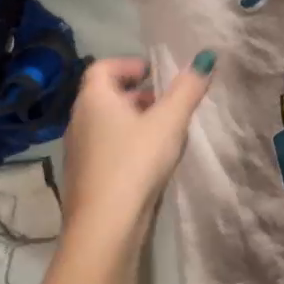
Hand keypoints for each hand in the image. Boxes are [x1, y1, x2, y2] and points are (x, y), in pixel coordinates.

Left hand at [61, 52, 215, 240]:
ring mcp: (78, 151)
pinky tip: (150, 162)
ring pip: (107, 124)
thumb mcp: (169, 121)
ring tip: (165, 132)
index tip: (156, 73)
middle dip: (138, 94)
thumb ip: (188, 89)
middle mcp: (79, 121)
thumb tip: (205, 57)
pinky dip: (127, 145)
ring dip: (134, 121)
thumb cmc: (135, 161)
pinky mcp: (85, 178)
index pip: (103, 67)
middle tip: (167, 102)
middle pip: (106, 95)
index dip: (130, 64)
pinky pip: (106, 148)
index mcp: (94, 100)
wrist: (104, 226)